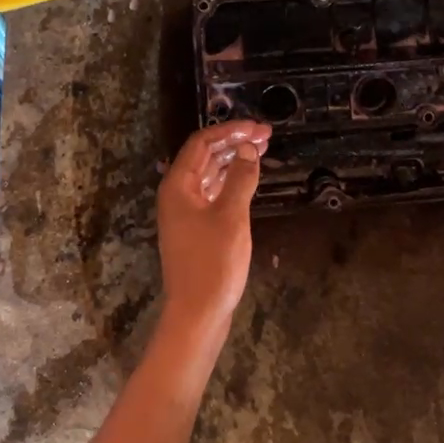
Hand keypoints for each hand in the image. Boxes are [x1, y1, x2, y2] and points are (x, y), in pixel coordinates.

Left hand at [157, 121, 270, 326]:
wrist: (197, 314)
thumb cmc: (212, 262)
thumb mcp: (231, 216)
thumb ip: (240, 179)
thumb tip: (249, 149)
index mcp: (178, 184)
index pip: (202, 142)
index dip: (231, 131)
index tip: (260, 128)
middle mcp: (177, 193)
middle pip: (205, 156)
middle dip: (234, 142)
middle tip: (267, 136)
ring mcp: (184, 212)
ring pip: (209, 174)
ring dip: (233, 160)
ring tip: (262, 151)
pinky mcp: (195, 228)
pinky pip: (212, 192)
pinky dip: (230, 181)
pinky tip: (248, 180)